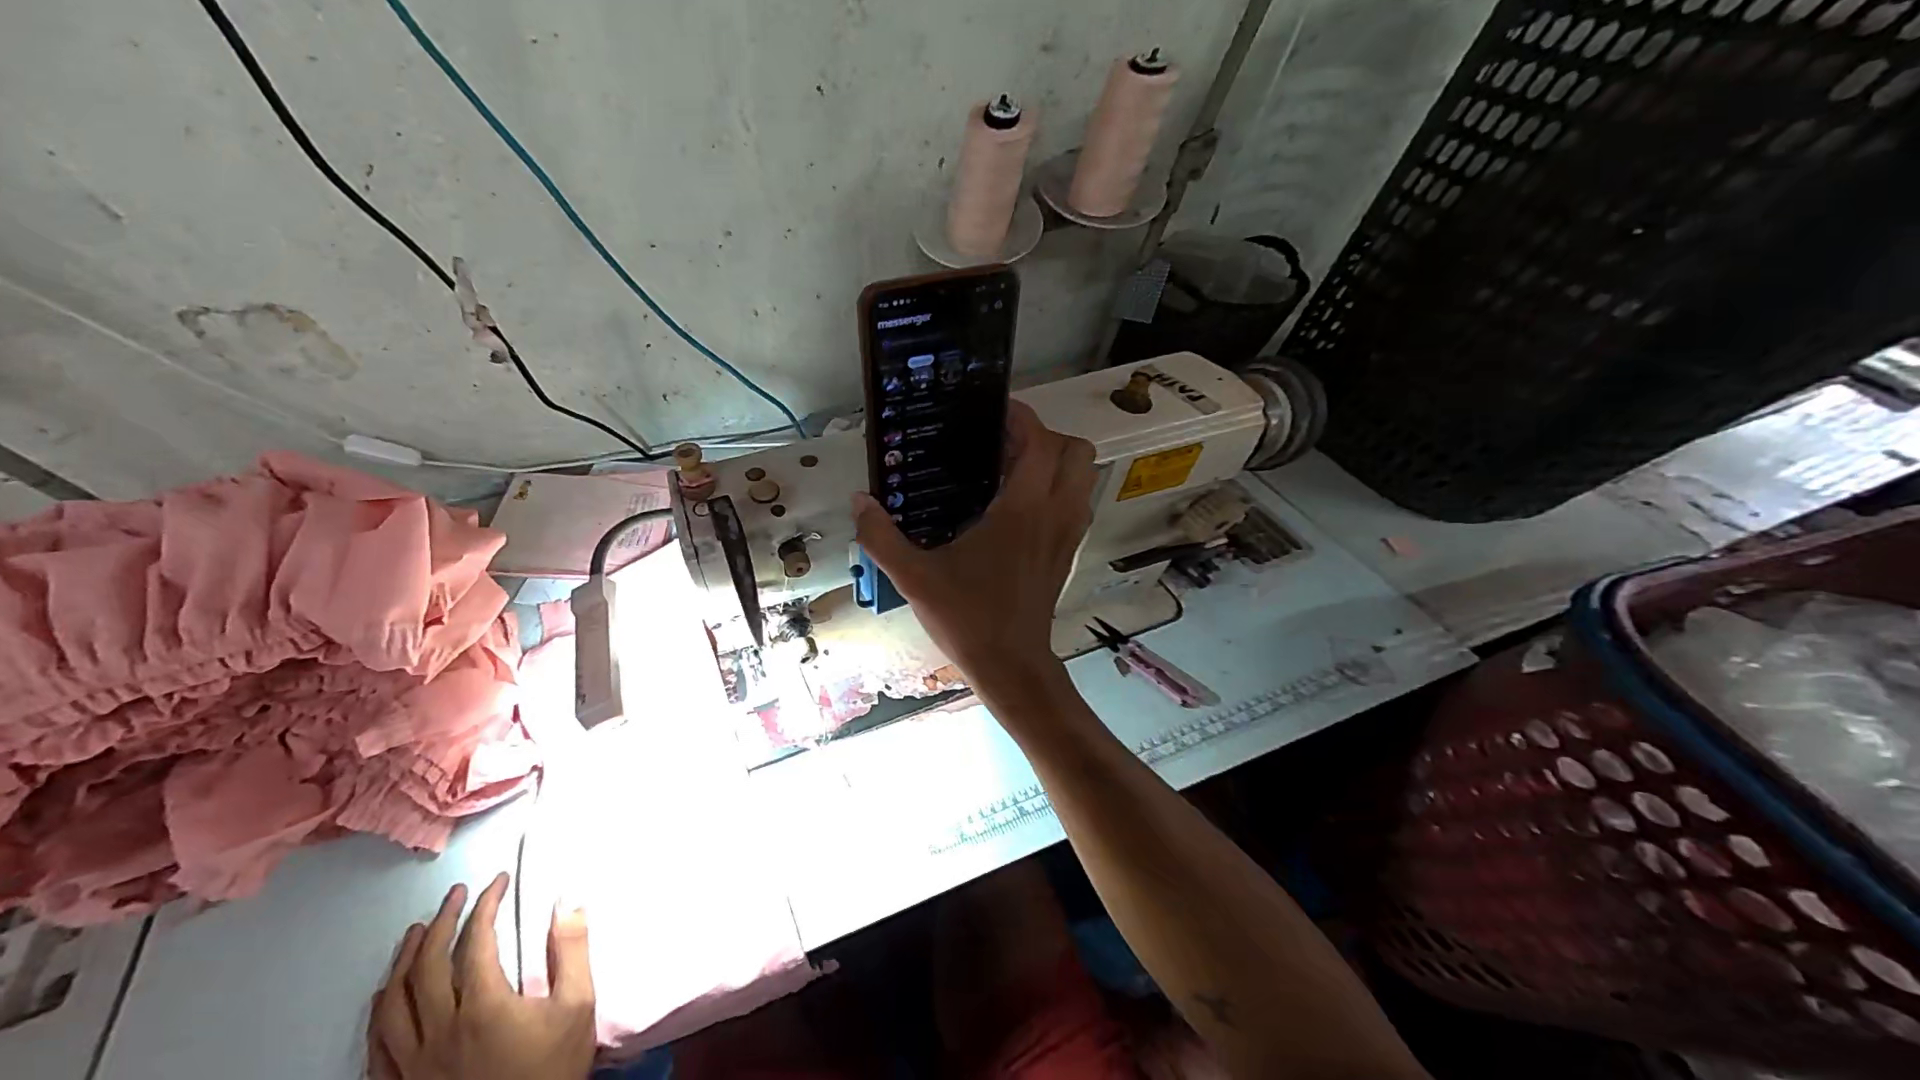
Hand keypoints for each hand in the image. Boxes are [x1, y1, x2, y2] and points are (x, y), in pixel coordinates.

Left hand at [369, 873, 595, 1079]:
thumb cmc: (553, 1068)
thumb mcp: (579, 1006)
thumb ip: (571, 951)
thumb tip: (568, 901)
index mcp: (484, 1006)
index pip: (477, 941)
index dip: (486, 905)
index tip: (498, 882)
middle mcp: (440, 1029)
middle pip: (429, 965)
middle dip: (444, 921)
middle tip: (457, 894)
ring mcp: (414, 1060)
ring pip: (394, 1000)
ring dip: (406, 958)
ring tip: (418, 930)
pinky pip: (379, 1042)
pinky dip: (381, 1008)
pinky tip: (387, 992)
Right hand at [853, 401, 1096, 715]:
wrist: (1011, 665)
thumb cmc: (968, 618)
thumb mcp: (914, 577)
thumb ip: (881, 536)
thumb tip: (860, 501)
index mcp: (1024, 509)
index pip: (1039, 440)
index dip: (1020, 416)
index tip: (992, 411)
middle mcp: (1055, 513)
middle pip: (1075, 449)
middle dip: (1044, 435)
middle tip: (1003, 443)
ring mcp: (1068, 533)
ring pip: (1083, 475)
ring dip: (1055, 461)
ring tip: (1010, 469)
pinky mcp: (1068, 551)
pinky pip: (1076, 501)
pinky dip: (1058, 488)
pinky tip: (1018, 506)